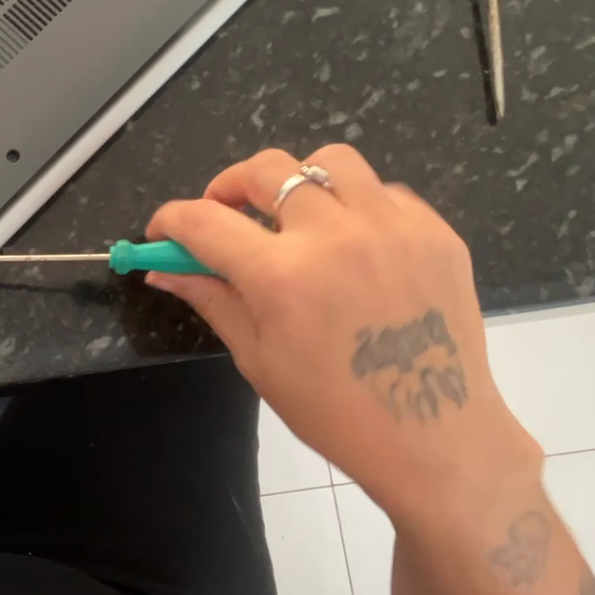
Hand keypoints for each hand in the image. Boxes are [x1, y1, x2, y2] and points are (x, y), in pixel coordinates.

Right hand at [145, 145, 540, 525]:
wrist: (430, 433)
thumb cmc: (328, 407)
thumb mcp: (255, 356)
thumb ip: (211, 299)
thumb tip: (163, 271)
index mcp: (281, 275)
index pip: (205, 222)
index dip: (170, 221)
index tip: (160, 232)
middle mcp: (335, 235)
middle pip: (267, 170)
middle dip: (227, 186)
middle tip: (221, 214)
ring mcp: (392, 226)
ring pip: (331, 160)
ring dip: (294, 181)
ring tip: (289, 219)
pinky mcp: (434, 231)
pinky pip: (381, 191)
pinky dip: (350, 204)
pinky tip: (345, 244)